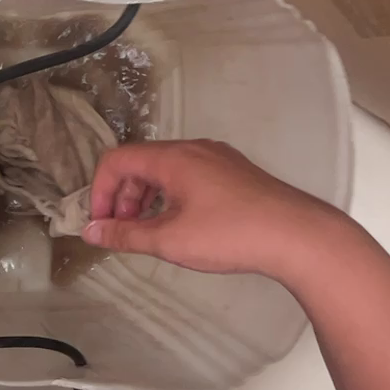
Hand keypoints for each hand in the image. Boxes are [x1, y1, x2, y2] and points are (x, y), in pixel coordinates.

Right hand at [82, 139, 347, 282]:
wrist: (298, 237)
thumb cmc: (230, 234)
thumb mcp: (168, 239)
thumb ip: (124, 234)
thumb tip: (91, 231)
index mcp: (173, 158)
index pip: (117, 160)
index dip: (100, 191)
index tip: (101, 223)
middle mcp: (194, 149)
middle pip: (139, 163)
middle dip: (122, 197)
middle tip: (124, 230)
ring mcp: (217, 158)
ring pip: (164, 170)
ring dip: (145, 198)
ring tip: (148, 231)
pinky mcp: (233, 173)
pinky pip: (187, 176)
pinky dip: (169, 196)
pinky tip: (179, 225)